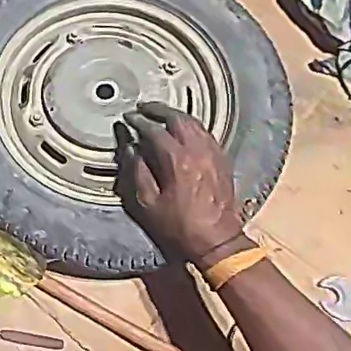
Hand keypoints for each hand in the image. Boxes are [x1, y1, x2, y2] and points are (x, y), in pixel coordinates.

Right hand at [114, 102, 249, 268]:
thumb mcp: (146, 204)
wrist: (217, 241)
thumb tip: (131, 148)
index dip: (138, 121)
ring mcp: (213, 153)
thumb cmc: (180, 226)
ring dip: (176, 115)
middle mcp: (197, 151)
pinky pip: (206, 132)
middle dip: (158, 110)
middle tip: (144, 108)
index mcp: (176, 161)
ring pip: (194, 122)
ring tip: (161, 114)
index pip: (153, 130)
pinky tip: (183, 129)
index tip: (128, 119)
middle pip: (177, 117)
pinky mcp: (222, 160)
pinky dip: (191, 125)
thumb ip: (136, 171)